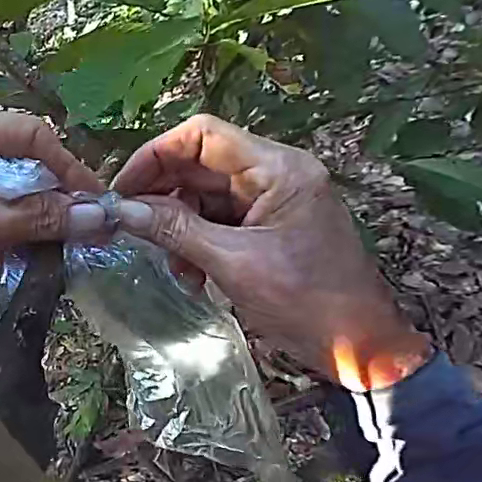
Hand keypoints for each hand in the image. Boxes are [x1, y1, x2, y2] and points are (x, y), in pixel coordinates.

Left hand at [0, 106, 107, 308]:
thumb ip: (42, 217)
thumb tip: (96, 216)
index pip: (29, 133)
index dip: (68, 167)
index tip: (94, 200)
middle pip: (24, 153)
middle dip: (56, 188)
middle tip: (85, 218)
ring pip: (15, 177)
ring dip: (42, 205)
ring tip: (68, 230)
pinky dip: (22, 217)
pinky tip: (40, 237)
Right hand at [111, 114, 428, 390]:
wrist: (359, 346)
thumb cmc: (304, 302)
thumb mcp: (233, 264)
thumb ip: (176, 231)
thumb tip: (122, 210)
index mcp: (277, 168)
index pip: (204, 135)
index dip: (156, 155)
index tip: (123, 189)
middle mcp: (275, 174)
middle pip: (201, 166)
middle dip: (163, 196)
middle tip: (129, 227)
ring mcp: (272, 202)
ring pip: (206, 198)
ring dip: (178, 227)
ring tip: (166, 263)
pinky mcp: (268, 229)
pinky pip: (220, 223)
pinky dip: (197, 244)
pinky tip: (189, 275)